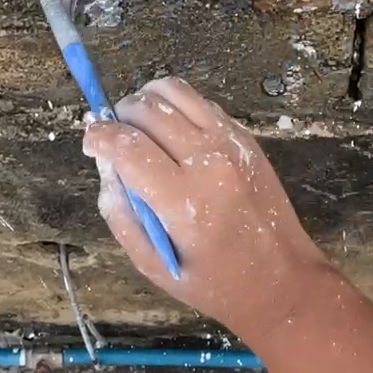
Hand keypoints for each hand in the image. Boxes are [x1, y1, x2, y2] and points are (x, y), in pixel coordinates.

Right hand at [81, 77, 338, 335]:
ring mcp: (229, 142)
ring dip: (145, 100)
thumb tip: (105, 168)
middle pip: (147, 109)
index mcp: (184, 201)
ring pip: (173, 90)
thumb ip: (121, 216)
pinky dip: (174, 106)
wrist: (282, 281)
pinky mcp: (243, 134)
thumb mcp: (154, 266)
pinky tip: (171, 130)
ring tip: (139, 124)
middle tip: (113, 136)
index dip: (99, 137)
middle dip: (118, 115)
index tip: (89, 141)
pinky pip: (198, 100)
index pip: (128, 146)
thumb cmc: (214, 282)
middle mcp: (208, 161)